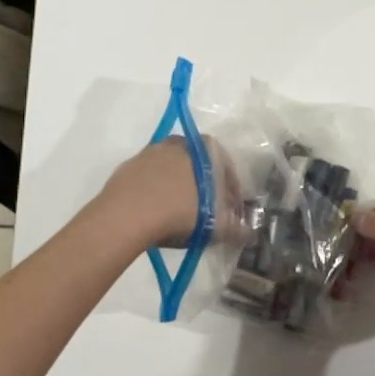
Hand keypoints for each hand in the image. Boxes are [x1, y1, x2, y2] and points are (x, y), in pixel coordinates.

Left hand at [99, 137, 238, 248]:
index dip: (232, 190)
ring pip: (173, 170)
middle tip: (207, 211)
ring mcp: (150, 152)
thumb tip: (249, 233)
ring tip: (181, 213)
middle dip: (206, 187)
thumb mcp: (216, 225)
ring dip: (179, 187)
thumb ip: (237, 228)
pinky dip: (156, 191)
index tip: (231, 210)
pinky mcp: (128, 166)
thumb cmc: (179, 213)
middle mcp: (178, 143)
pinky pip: (149, 179)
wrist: (125, 215)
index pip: (227, 166)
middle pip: (199, 165)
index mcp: (204, 149)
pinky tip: (156, 212)